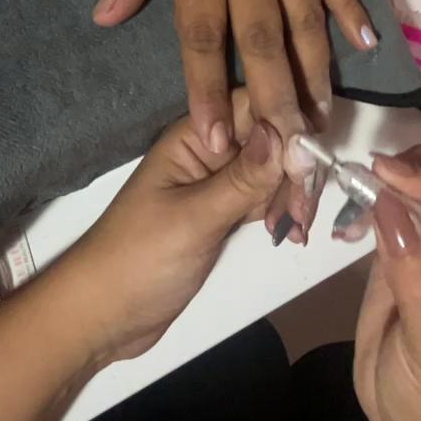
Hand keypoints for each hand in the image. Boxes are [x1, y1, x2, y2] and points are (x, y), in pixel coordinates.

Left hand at [49, 103, 284, 363]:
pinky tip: (292, 233)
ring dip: (291, 193)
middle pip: (268, 138)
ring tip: (299, 227)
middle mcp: (209, 150)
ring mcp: (215, 182)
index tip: (317, 159)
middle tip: (306, 209)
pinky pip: (261, 199)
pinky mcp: (220, 212)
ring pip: (270, 171)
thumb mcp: (194, 219)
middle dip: (295, 167)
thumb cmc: (139, 258)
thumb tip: (286, 132)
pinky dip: (280, 212)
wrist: (103, 314)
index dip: (287, 123)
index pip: (252, 106)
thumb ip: (242, 180)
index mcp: (194, 136)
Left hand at [95, 0, 373, 241]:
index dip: (208, 91)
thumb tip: (109, 19)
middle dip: (274, 97)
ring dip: (316, 68)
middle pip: (263, 39)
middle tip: (288, 148)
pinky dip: (351, 9)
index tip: (217, 140)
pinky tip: (365, 44)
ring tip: (326, 114)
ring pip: (306, 16)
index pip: (201, 37)